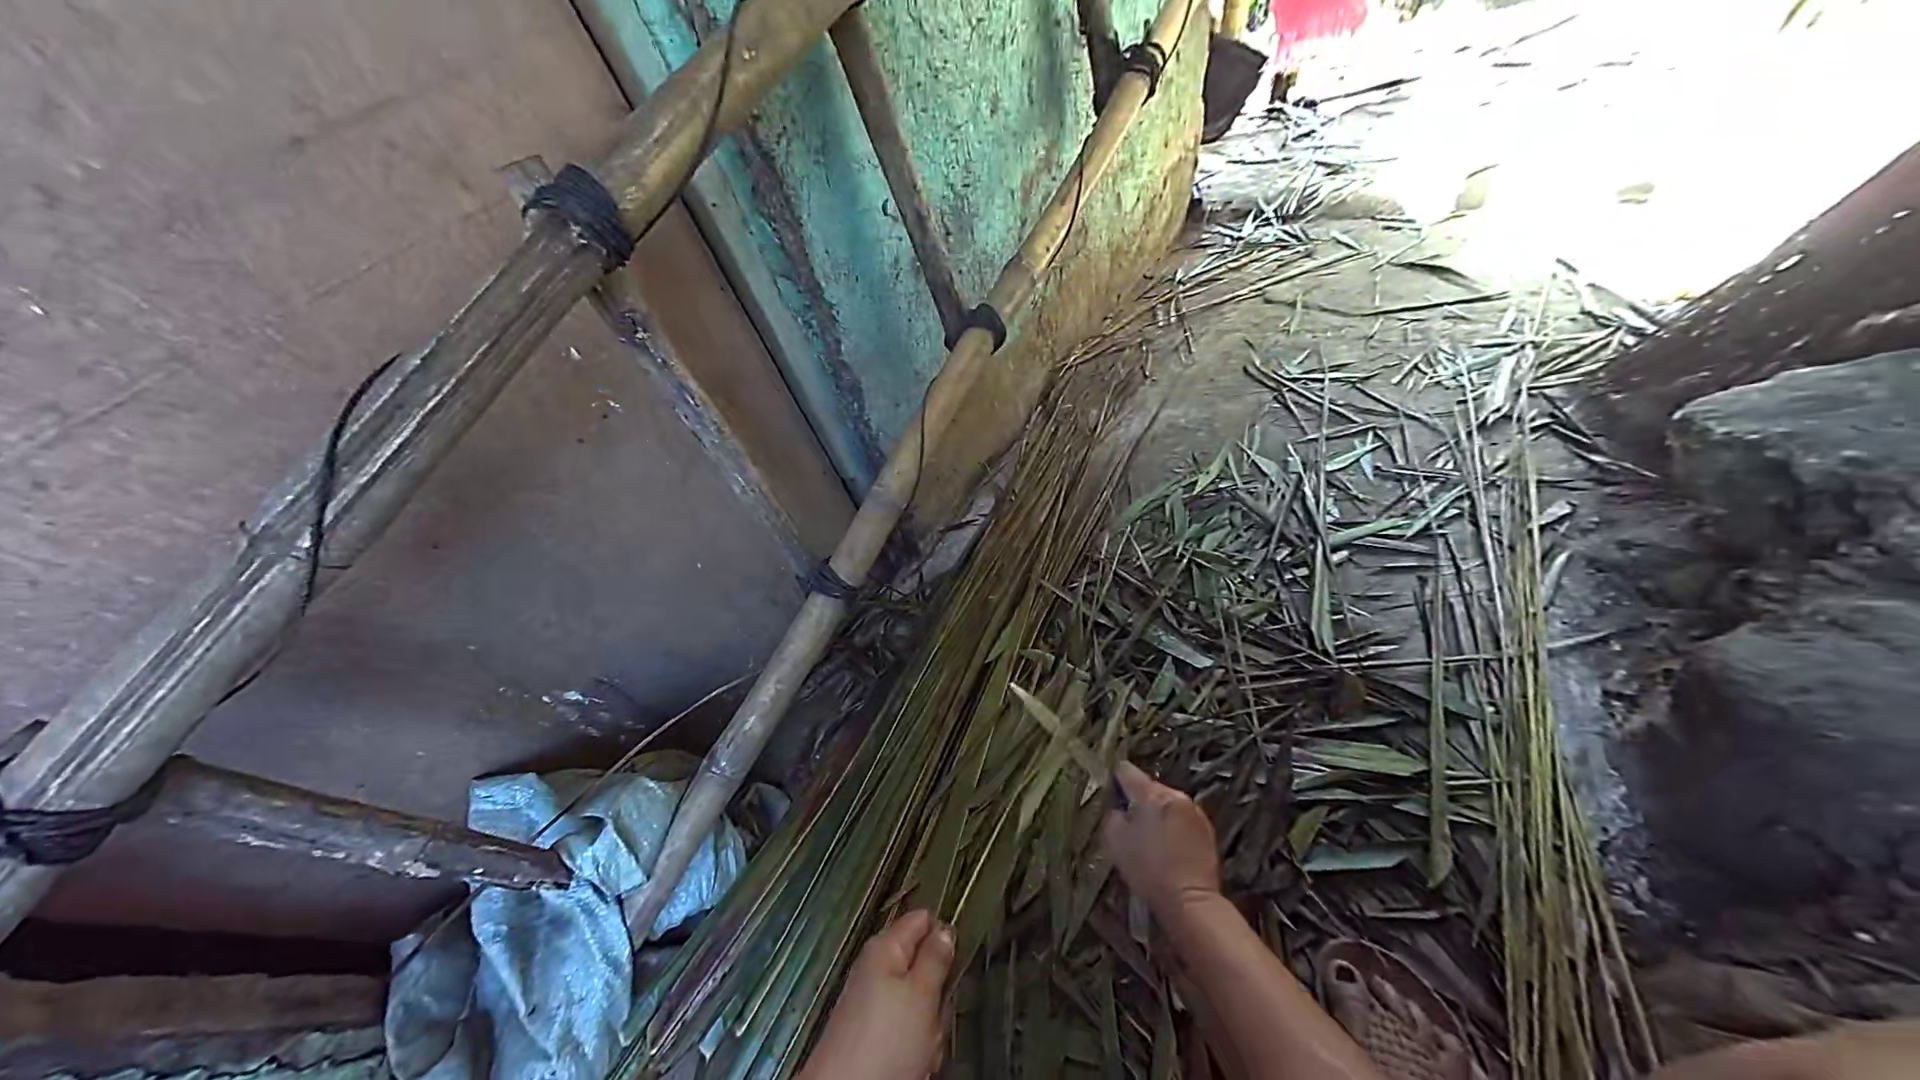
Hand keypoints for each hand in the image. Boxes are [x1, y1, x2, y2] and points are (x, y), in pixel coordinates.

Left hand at [798, 909, 953, 1079]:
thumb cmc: (885, 1041)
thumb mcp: (921, 995)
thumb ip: (935, 959)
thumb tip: (944, 930)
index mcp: (885, 948)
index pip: (921, 921)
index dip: (943, 936)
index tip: (955, 960)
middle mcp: (876, 970)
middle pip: (923, 967)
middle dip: (937, 992)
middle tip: (935, 1013)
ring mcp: (874, 1004)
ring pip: (920, 1004)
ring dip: (929, 1026)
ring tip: (923, 1045)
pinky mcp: (874, 1035)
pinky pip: (908, 1031)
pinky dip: (916, 1047)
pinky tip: (914, 1063)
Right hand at [1102, 761, 1222, 923]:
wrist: (1191, 901)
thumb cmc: (1148, 870)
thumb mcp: (1115, 841)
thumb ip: (1112, 815)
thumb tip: (1118, 807)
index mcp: (1151, 794)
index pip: (1126, 770)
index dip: (1114, 780)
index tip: (1110, 797)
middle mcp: (1175, 795)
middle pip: (1149, 786)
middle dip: (1138, 800)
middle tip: (1129, 825)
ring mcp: (1194, 811)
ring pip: (1167, 802)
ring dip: (1157, 813)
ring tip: (1150, 838)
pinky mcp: (1207, 829)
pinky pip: (1182, 817)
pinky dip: (1173, 825)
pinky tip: (1168, 847)